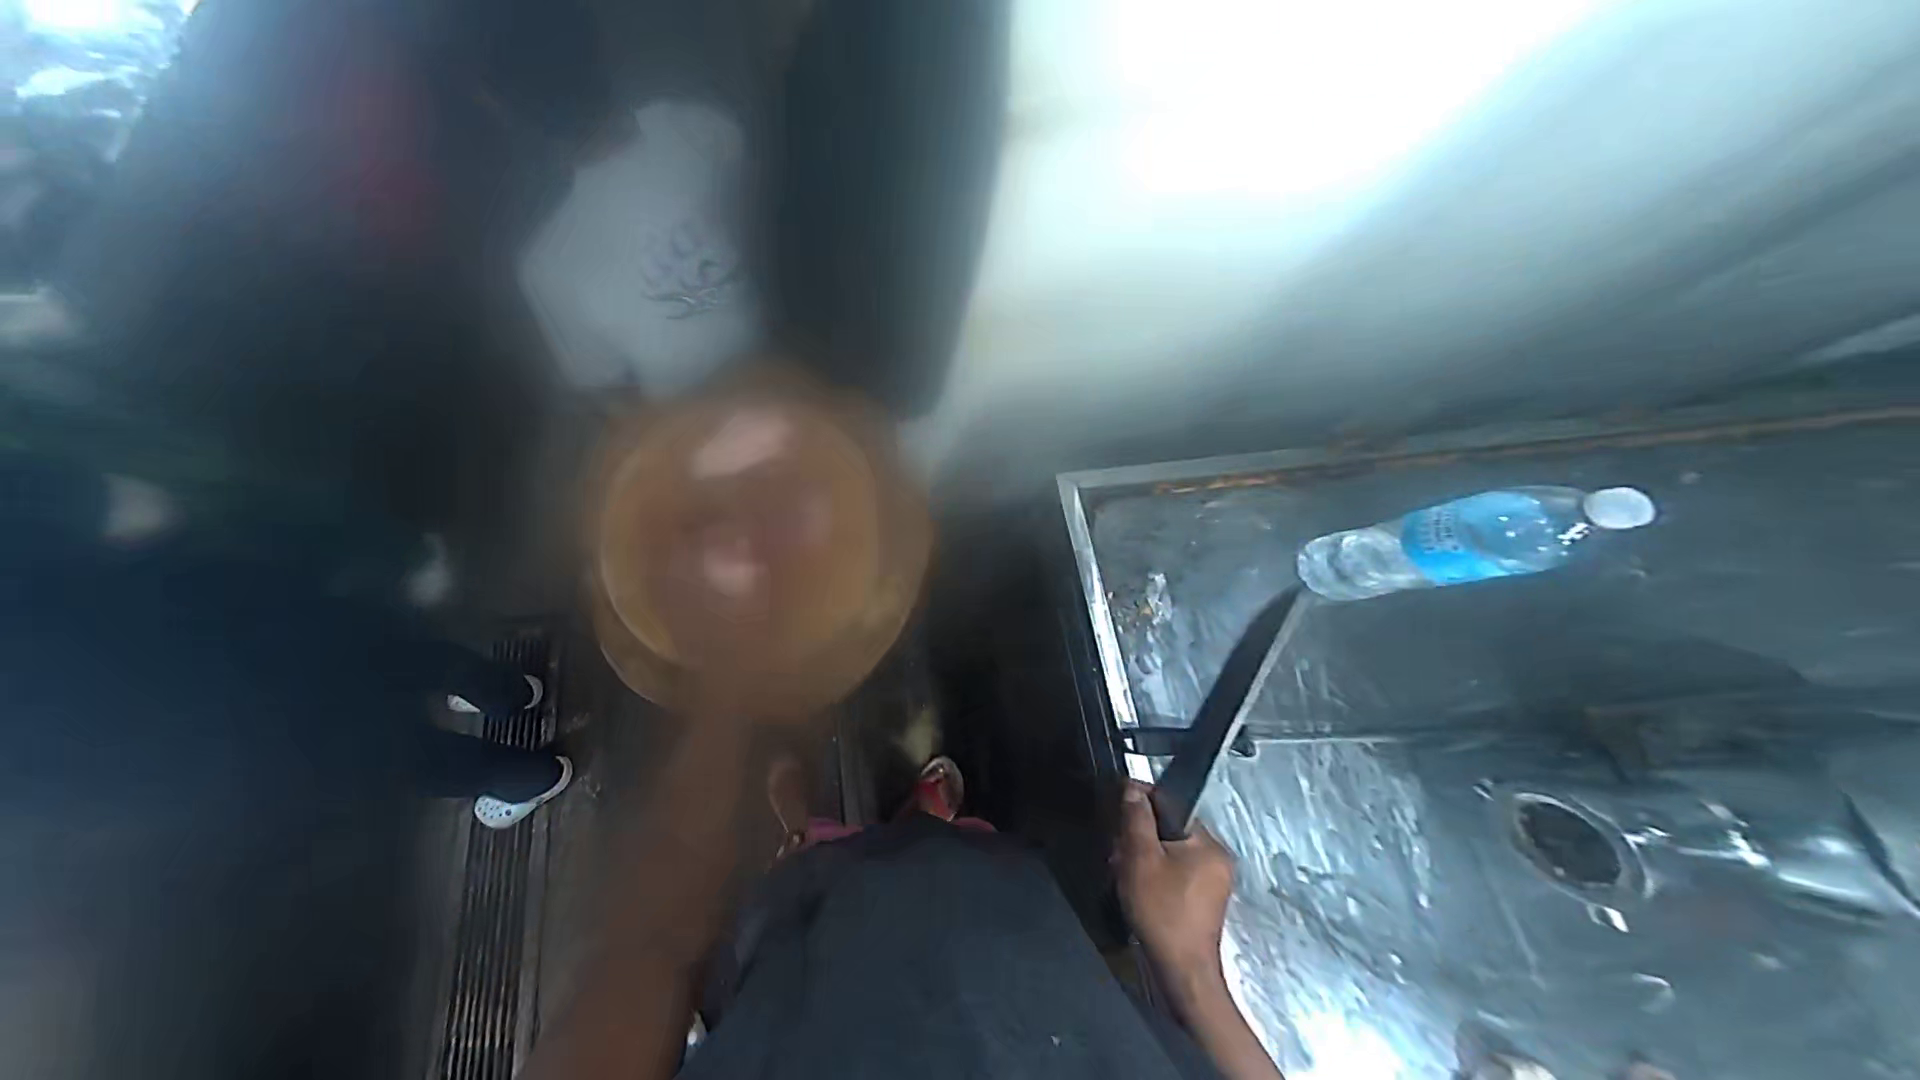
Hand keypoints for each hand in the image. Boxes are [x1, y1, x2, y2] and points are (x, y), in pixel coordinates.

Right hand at [1115, 780, 1235, 992]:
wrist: (1181, 972)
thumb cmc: (1161, 910)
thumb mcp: (1140, 858)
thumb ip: (1136, 818)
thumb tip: (1133, 787)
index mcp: (1209, 843)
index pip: (1171, 805)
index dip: (1141, 802)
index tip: (1117, 806)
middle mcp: (1217, 857)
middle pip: (1169, 829)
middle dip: (1139, 834)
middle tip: (1116, 848)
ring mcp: (1214, 881)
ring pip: (1170, 851)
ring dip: (1144, 854)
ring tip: (1122, 868)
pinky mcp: (1204, 900)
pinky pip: (1176, 871)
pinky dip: (1155, 872)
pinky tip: (1136, 884)